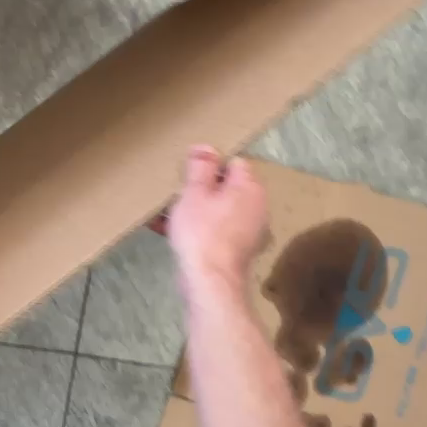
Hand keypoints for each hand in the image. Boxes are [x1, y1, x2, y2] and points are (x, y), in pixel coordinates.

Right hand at [161, 145, 268, 303]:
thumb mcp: (194, 192)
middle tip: (177, 193)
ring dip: (198, 208)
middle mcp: (257, 206)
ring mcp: (251, 230)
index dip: (209, 165)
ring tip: (170, 214)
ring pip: (221, 208)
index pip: (233, 162)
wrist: (210, 280)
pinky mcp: (239, 249)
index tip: (187, 174)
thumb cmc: (201, 231)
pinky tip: (174, 232)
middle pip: (227, 187)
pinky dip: (201, 227)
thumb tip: (207, 147)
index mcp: (249, 188)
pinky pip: (218, 228)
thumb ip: (201, 167)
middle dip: (202, 188)